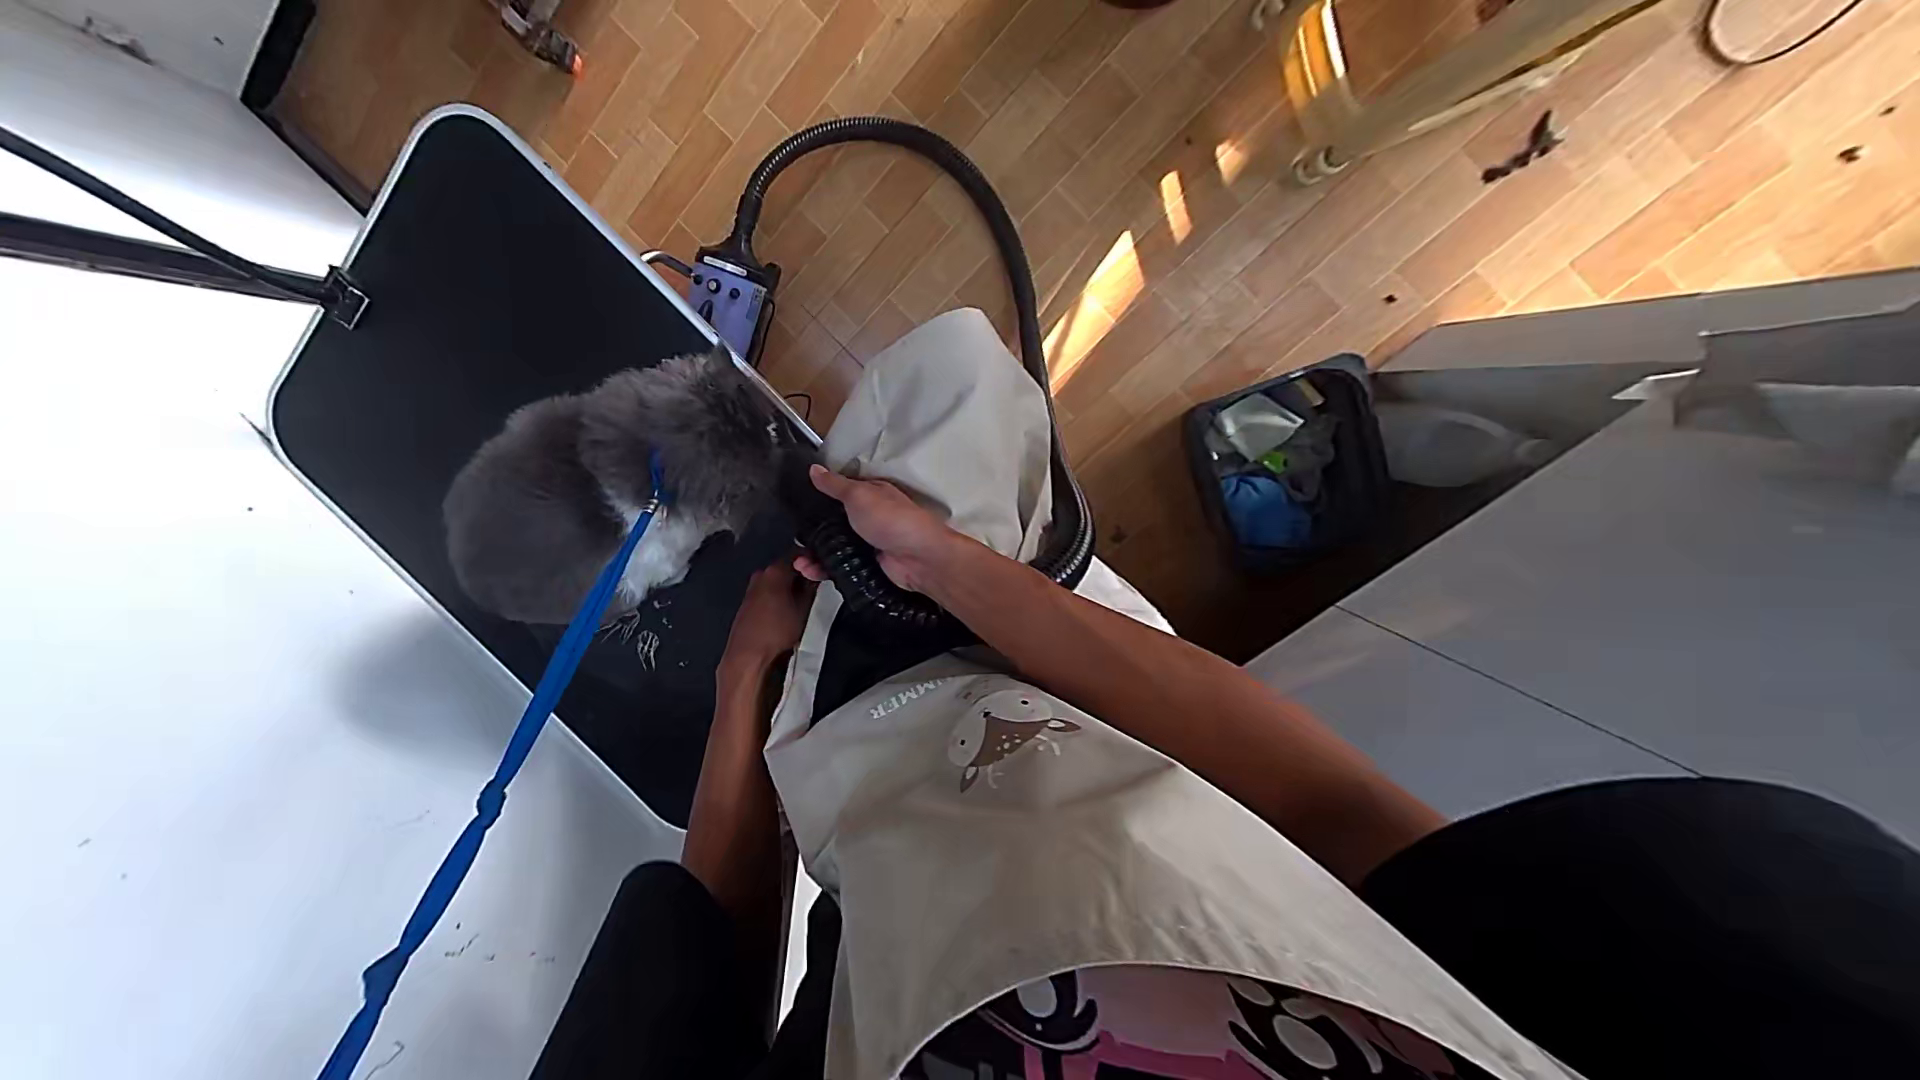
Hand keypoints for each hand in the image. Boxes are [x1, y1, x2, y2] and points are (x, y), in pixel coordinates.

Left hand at [718, 559, 812, 679]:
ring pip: (779, 579)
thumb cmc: (778, 631)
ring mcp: (752, 587)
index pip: (800, 553)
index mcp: (775, 570)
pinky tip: (788, 608)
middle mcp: (761, 573)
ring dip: (792, 585)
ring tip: (806, 599)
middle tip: (819, 586)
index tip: (825, 569)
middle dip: (803, 573)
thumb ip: (814, 587)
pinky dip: (781, 594)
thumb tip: (818, 574)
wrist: (748, 655)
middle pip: (788, 566)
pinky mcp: (748, 601)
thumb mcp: (805, 608)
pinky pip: (770, 590)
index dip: (815, 560)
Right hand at [795, 465, 969, 594]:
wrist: (919, 559)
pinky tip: (811, 571)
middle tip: (793, 538)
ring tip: (798, 561)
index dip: (818, 497)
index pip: (838, 492)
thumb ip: (835, 485)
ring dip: (815, 554)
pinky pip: (841, 567)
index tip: (796, 504)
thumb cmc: (895, 520)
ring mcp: (869, 543)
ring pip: (835, 547)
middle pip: (834, 523)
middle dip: (813, 532)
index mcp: (869, 495)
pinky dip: (824, 569)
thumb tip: (815, 469)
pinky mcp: (868, 565)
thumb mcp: (860, 495)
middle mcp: (869, 518)